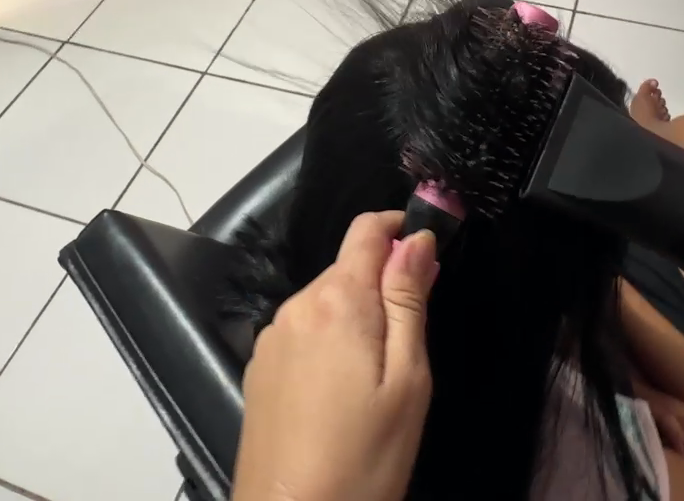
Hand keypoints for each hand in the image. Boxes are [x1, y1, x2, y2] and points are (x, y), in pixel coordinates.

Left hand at [232, 211, 439, 500]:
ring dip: (354, 315)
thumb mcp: (407, 379)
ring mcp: (272, 336)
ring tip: (374, 377)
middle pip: (348, 268)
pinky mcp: (258, 367)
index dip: (398, 227)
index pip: (366, 230)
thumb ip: (409, 300)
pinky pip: (303, 330)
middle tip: (408, 340)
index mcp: (338, 299)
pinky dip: (327, 340)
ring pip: (326, 300)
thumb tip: (418, 238)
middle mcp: (298, 304)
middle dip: (381, 285)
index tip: (425, 252)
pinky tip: (338, 391)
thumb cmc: (365, 456)